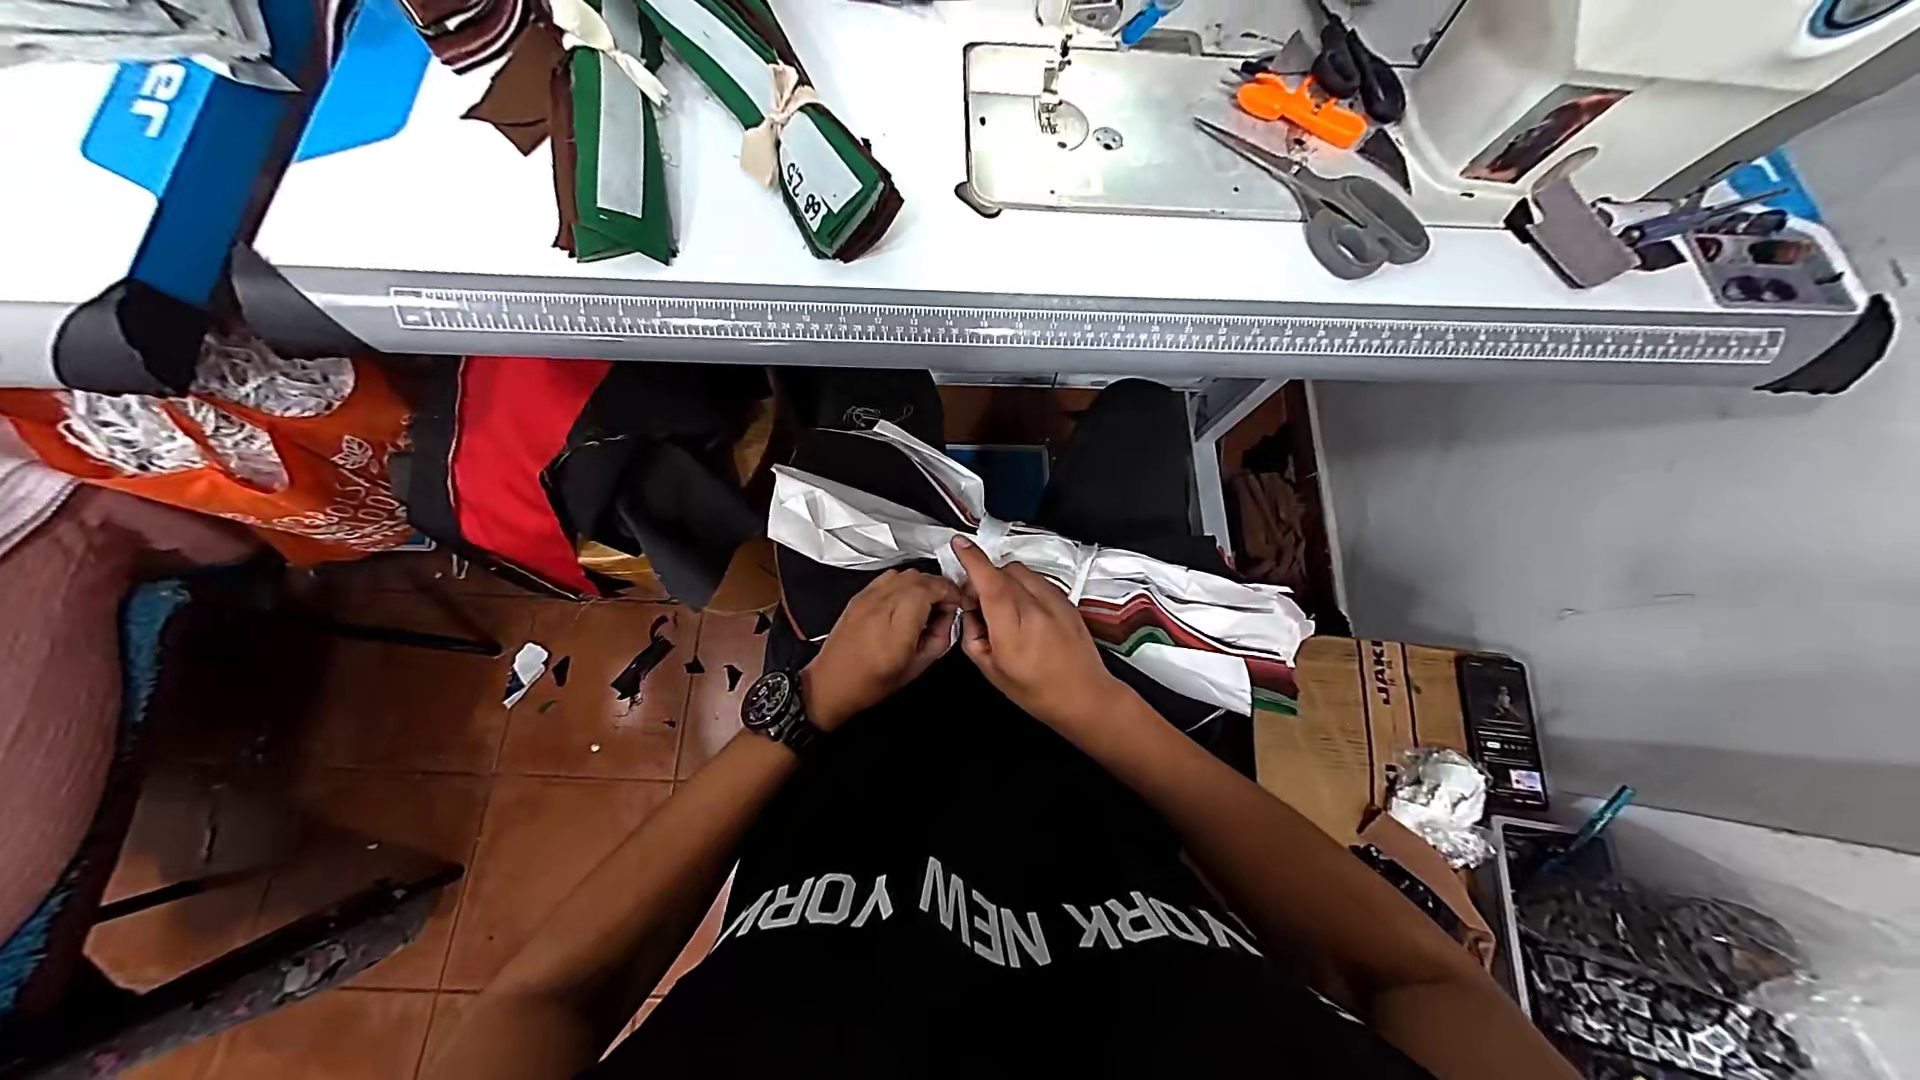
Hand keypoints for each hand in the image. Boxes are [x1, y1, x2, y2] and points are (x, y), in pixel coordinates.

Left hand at [801, 569, 962, 729]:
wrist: (833, 682)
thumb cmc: (872, 682)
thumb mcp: (917, 667)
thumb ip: (940, 638)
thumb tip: (948, 617)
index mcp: (898, 625)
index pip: (930, 588)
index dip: (949, 592)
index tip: (955, 604)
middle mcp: (881, 605)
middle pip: (919, 577)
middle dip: (938, 587)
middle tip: (945, 605)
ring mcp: (868, 598)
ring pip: (904, 574)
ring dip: (921, 584)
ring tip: (926, 603)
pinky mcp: (859, 596)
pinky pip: (888, 578)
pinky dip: (903, 583)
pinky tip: (905, 601)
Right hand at [949, 535, 1128, 730]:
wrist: (1083, 696)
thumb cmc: (1038, 690)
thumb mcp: (991, 669)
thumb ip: (972, 634)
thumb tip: (968, 611)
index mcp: (1013, 627)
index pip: (989, 581)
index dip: (972, 559)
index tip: (960, 544)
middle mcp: (1036, 608)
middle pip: (1001, 571)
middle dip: (983, 579)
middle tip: (978, 604)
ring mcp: (1054, 601)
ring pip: (1019, 571)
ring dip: (1004, 581)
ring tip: (1003, 609)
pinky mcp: (1066, 600)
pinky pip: (1036, 580)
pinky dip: (1022, 586)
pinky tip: (1023, 611)